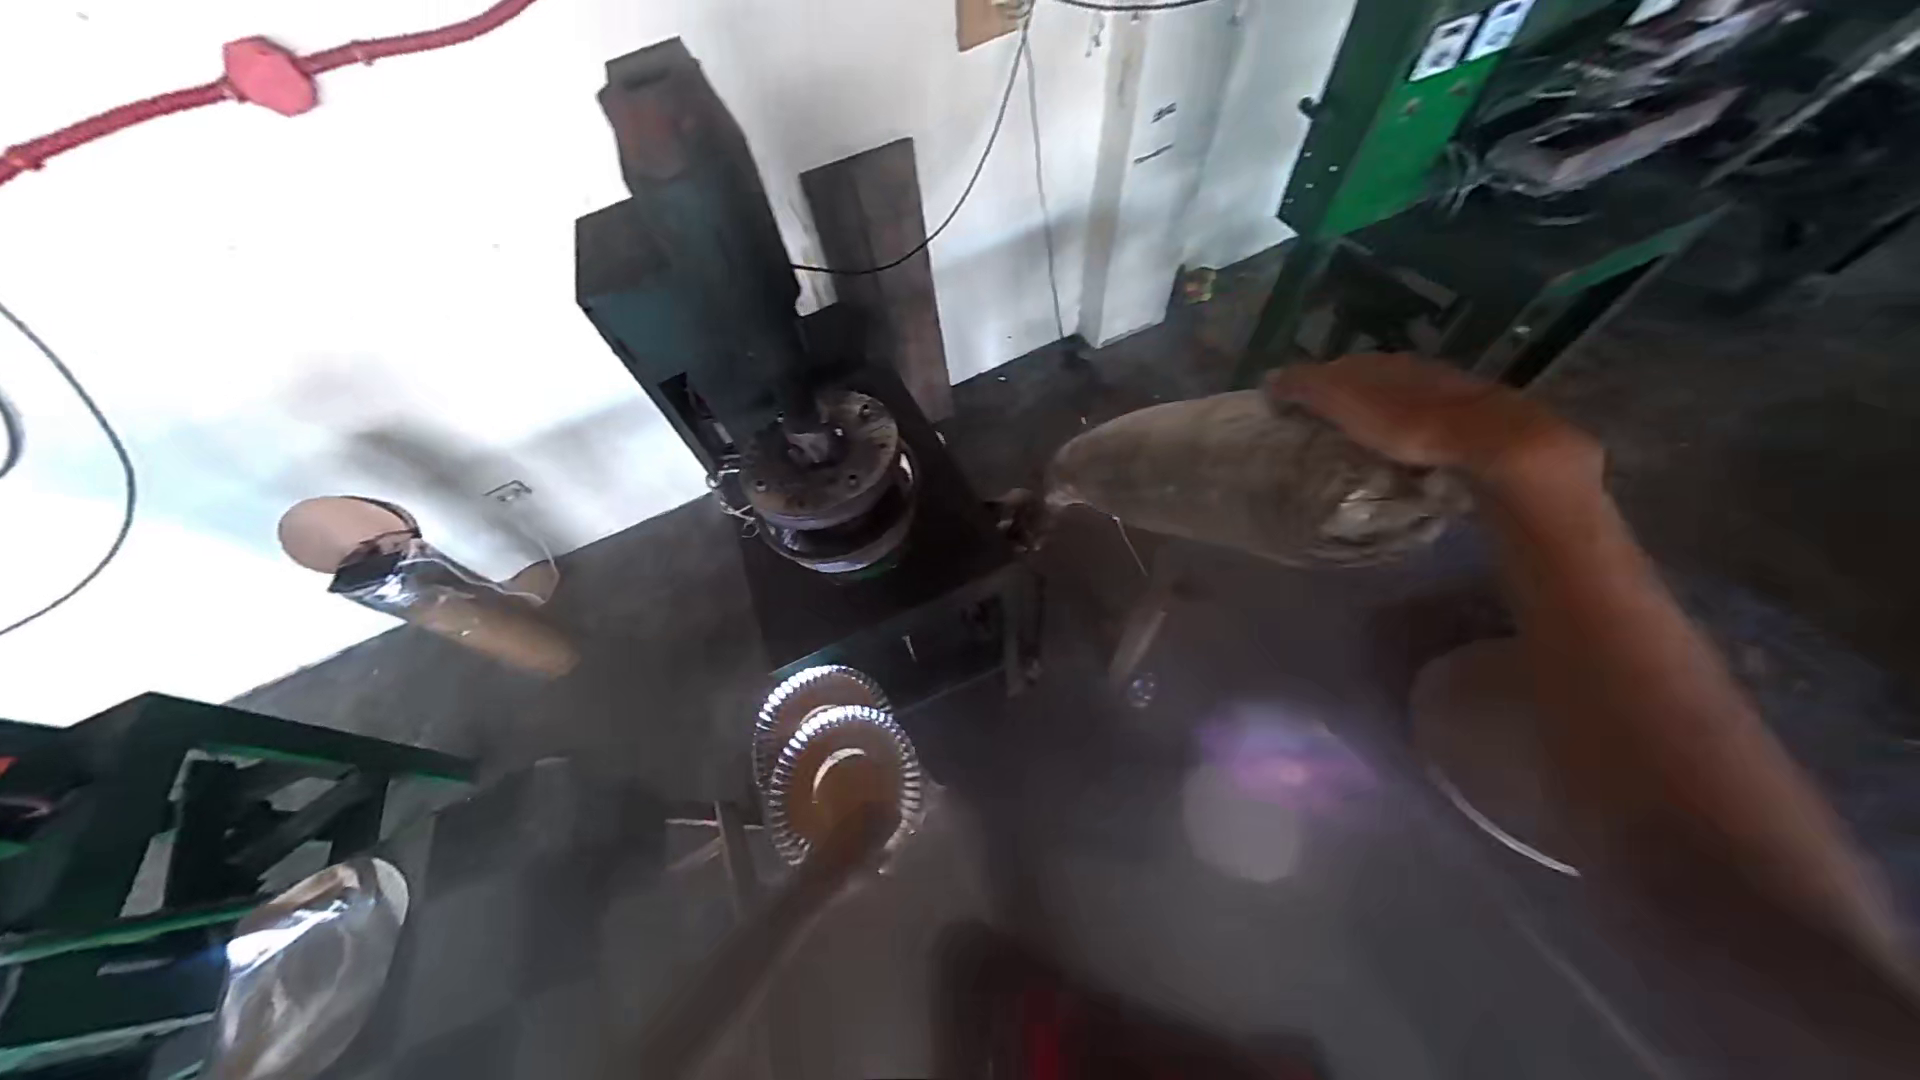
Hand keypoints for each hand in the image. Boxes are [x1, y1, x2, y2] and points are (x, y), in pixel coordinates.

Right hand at [1264, 353, 1601, 490]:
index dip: (1309, 387)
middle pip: (1363, 383)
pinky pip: (1417, 424)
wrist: (1485, 439)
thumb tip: (1268, 378)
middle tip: (1318, 430)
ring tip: (1353, 445)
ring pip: (1392, 402)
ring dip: (1372, 420)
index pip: (1331, 369)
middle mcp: (1405, 369)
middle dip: (1341, 402)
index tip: (1290, 412)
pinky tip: (1394, 455)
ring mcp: (1437, 392)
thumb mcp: (1340, 400)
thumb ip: (1304, 387)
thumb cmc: (1401, 420)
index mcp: (1374, 363)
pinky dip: (1400, 436)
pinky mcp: (1459, 422)